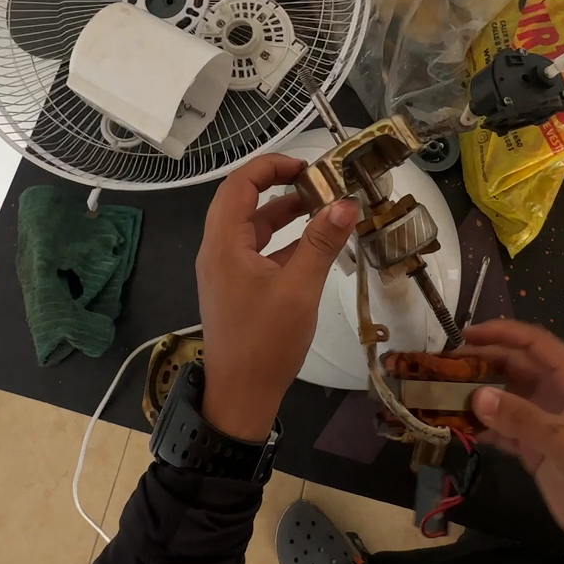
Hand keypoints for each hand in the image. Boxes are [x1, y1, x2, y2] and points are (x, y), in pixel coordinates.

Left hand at [194, 154, 358, 440]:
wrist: (240, 397)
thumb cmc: (265, 342)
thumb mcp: (299, 289)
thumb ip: (321, 243)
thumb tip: (345, 203)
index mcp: (223, 243)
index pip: (239, 184)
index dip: (270, 167)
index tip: (306, 166)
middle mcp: (218, 249)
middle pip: (242, 200)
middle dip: (278, 184)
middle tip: (315, 180)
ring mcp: (225, 268)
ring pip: (252, 225)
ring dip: (282, 212)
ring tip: (320, 205)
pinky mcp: (236, 285)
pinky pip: (257, 248)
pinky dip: (282, 239)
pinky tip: (312, 242)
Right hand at [465, 319, 563, 534]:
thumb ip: (521, 418)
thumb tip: (476, 396)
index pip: (534, 342)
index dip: (502, 332)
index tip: (467, 334)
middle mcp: (555, 392)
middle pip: (512, 365)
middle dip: (480, 362)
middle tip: (445, 364)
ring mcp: (542, 417)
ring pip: (503, 394)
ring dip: (476, 392)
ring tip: (443, 391)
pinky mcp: (531, 443)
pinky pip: (500, 425)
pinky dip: (480, 424)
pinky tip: (457, 425)